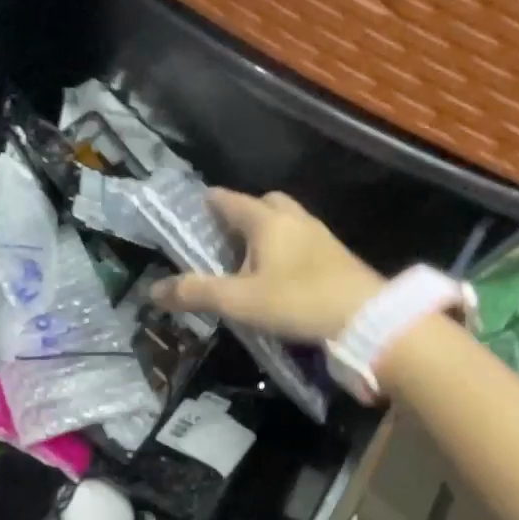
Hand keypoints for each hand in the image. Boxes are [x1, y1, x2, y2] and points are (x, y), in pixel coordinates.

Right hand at [151, 188, 383, 341]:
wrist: (365, 318)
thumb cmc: (297, 301)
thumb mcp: (238, 301)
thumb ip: (195, 293)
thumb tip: (152, 290)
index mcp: (267, 221)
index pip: (230, 201)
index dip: (209, 202)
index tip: (192, 206)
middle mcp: (294, 220)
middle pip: (264, 203)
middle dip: (241, 213)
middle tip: (221, 235)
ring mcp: (319, 237)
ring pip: (286, 221)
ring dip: (264, 232)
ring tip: (245, 258)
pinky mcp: (334, 257)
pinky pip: (300, 241)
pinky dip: (283, 248)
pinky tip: (276, 274)